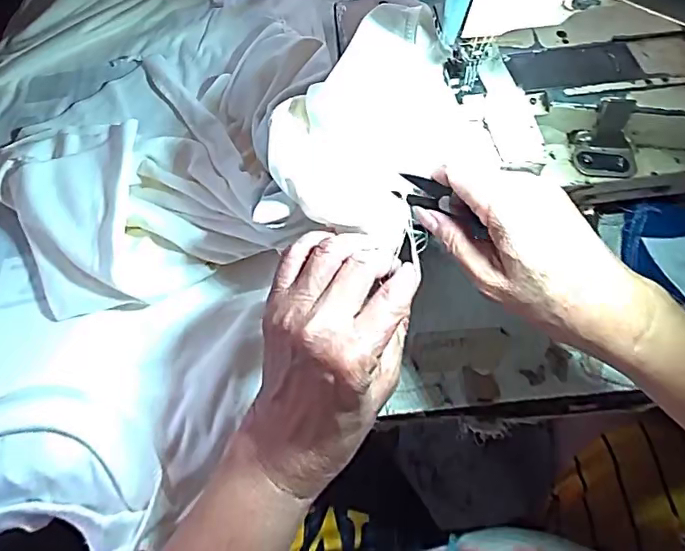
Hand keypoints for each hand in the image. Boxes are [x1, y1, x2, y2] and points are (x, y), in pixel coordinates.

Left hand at [235, 232, 419, 500]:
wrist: (283, 441)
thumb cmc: (331, 426)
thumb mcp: (382, 388)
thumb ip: (394, 336)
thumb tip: (402, 295)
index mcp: (351, 355)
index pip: (390, 296)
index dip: (407, 278)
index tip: (410, 273)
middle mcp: (320, 327)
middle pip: (360, 264)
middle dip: (382, 257)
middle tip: (389, 263)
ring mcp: (293, 311)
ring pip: (327, 251)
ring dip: (352, 243)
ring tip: (364, 250)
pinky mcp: (274, 304)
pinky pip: (293, 255)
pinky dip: (313, 241)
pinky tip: (329, 245)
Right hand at [414, 164, 666, 357]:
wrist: (608, 305)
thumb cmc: (558, 300)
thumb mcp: (490, 280)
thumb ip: (454, 241)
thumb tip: (430, 217)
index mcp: (506, 205)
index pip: (455, 167)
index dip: (434, 180)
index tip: (426, 196)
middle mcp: (524, 187)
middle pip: (472, 171)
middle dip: (457, 195)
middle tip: (456, 229)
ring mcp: (540, 187)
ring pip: (490, 178)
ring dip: (479, 200)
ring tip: (489, 240)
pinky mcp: (550, 193)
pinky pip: (511, 186)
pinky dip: (499, 203)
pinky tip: (508, 236)